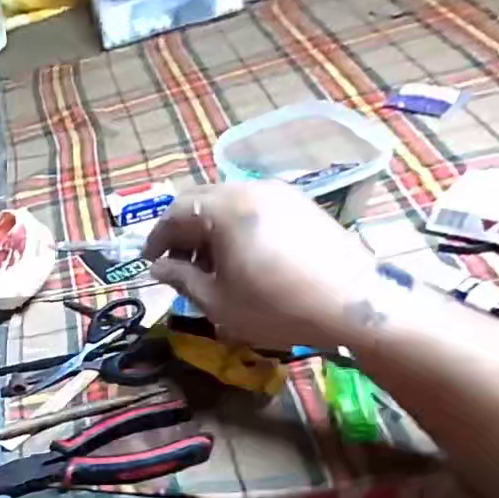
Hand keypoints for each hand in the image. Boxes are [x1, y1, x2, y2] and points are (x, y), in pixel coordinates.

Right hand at [142, 181, 388, 348]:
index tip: (150, 263)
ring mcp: (281, 194)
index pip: (177, 211)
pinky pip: (253, 207)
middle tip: (174, 264)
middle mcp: (253, 190)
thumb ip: (181, 278)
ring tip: (205, 266)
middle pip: (202, 199)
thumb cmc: (273, 307)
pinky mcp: (301, 205)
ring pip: (229, 201)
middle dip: (181, 230)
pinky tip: (236, 258)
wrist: (348, 304)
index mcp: (227, 210)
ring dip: (207, 229)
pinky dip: (234, 227)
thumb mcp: (216, 300)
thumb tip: (158, 269)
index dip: (157, 237)